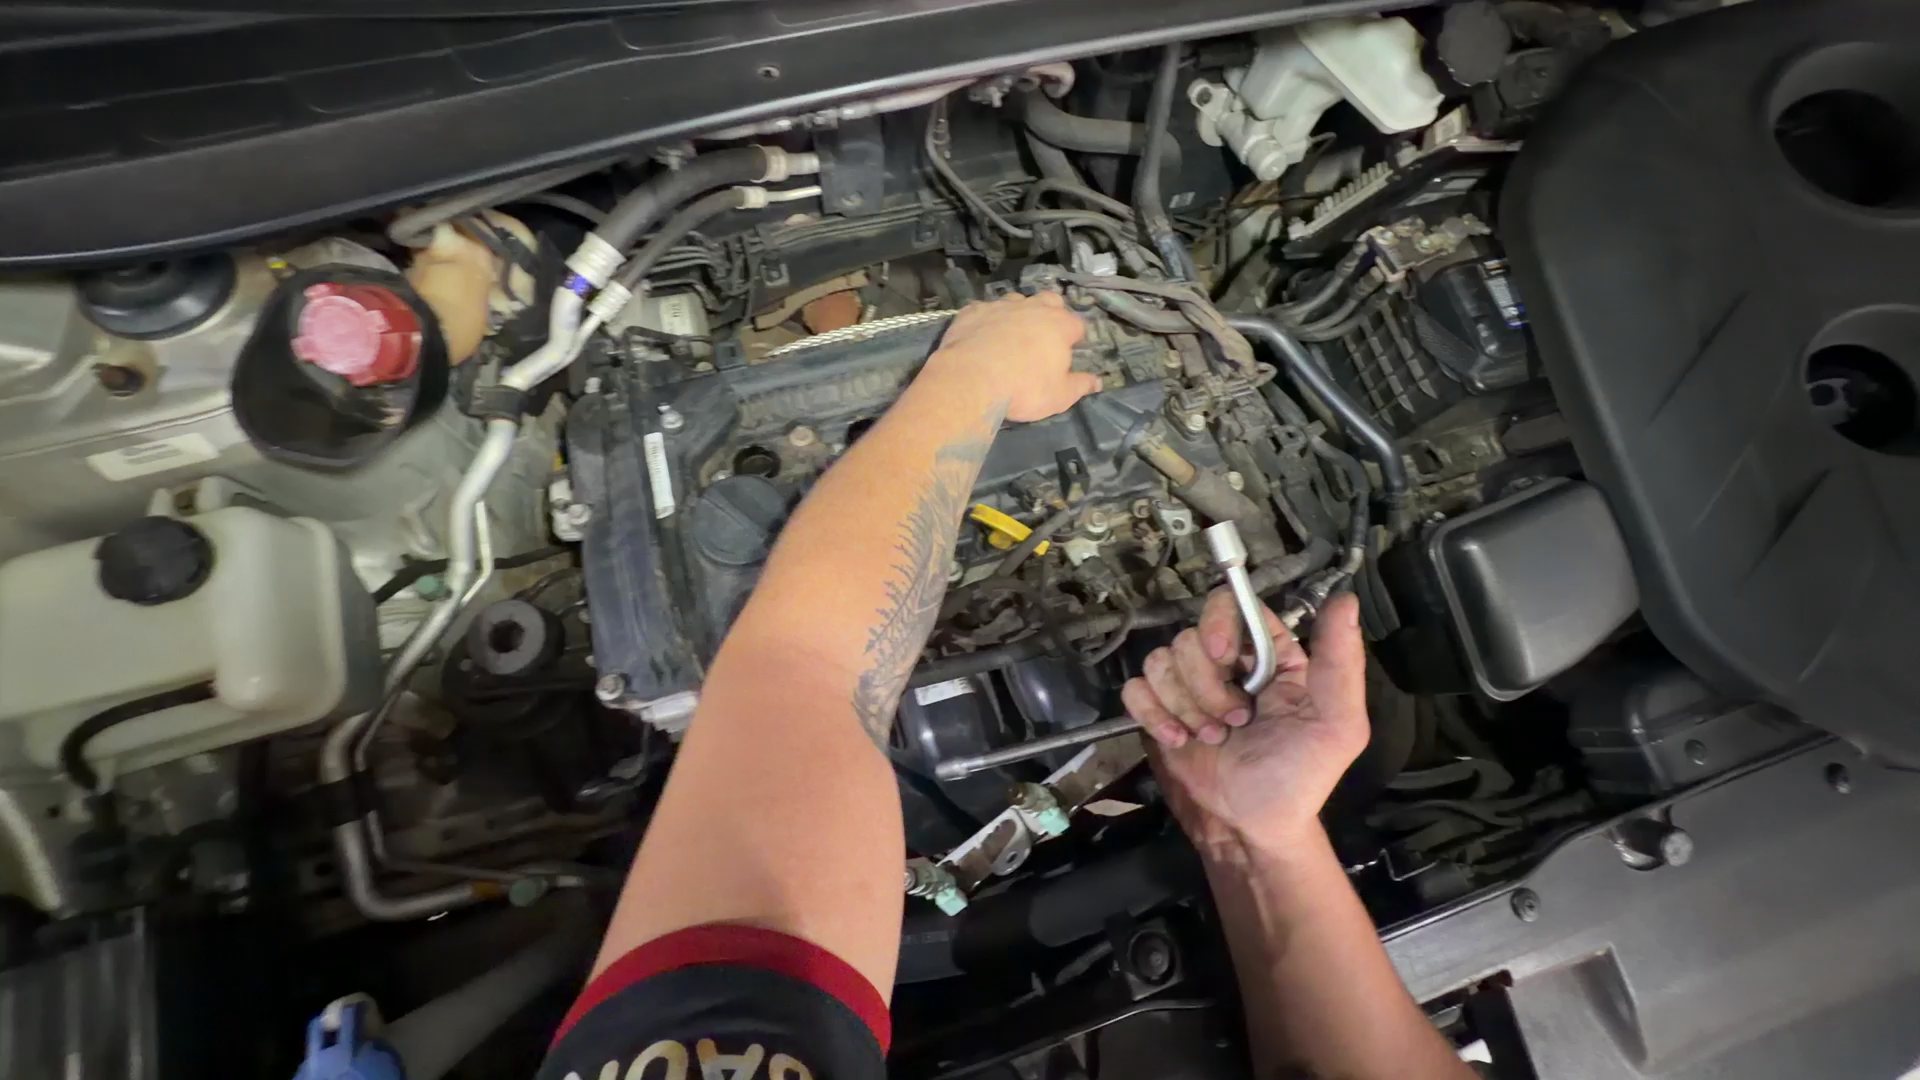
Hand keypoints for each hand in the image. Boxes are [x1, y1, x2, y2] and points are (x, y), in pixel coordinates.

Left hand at [925, 291, 1098, 421]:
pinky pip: (984, 309)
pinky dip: (986, 319)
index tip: (1070, 350)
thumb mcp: (1060, 396)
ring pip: (1016, 300)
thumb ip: (1080, 386)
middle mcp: (1033, 308)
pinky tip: (981, 334)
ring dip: (1018, 313)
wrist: (972, 380)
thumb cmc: (1024, 389)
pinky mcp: (972, 311)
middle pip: (1049, 301)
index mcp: (1059, 325)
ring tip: (1011, 334)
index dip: (1075, 337)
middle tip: (1043, 336)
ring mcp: (1001, 306)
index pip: (1077, 324)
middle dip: (1050, 313)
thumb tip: (1098, 382)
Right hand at [1121, 590, 1368, 852]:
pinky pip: (1135, 689)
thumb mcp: (1338, 722)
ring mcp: (1186, 685)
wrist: (1254, 825)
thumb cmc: (1301, 776)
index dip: (1218, 623)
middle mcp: (1224, 662)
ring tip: (1211, 737)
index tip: (1221, 654)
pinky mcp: (1157, 709)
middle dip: (1206, 686)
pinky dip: (1152, 715)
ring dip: (1184, 706)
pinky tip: (1177, 740)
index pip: (1231, 606)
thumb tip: (1345, 599)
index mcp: (1267, 655)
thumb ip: (1340, 661)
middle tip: (1233, 721)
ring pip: (1159, 661)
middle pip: (1188, 638)